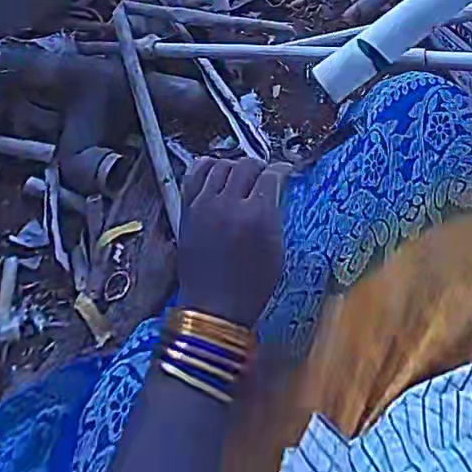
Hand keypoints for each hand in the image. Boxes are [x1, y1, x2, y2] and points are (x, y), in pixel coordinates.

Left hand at [175, 157, 291, 327]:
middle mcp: (229, 203)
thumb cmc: (250, 287)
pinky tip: (216, 172)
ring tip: (241, 175)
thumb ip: (274, 215)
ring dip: (235, 165)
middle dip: (260, 167)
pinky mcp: (187, 207)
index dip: (281, 170)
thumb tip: (274, 190)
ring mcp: (204, 203)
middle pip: (246, 165)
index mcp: (257, 216)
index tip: (284, 171)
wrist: (213, 307)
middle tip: (264, 174)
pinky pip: (196, 172)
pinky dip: (208, 166)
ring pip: (221, 164)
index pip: (271, 176)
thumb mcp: (276, 252)